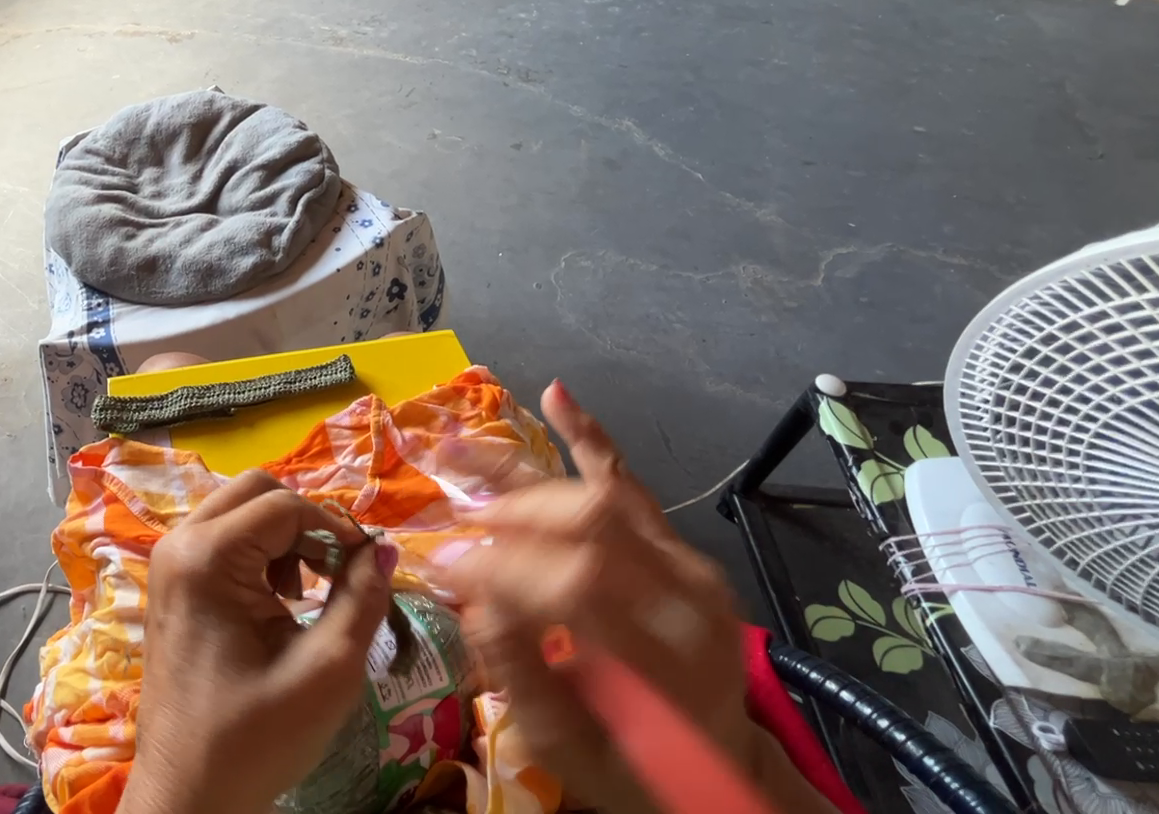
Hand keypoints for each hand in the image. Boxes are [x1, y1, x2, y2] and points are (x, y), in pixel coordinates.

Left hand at [121, 470, 395, 813]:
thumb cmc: (254, 740)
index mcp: (206, 558)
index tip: (365, 569)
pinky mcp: (174, 580)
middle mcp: (179, 543)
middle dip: (305, 523)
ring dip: (283, 537)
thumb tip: (384, 550)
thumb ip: (362, 600)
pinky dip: (261, 553)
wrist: (187, 797)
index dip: (334, 529)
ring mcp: (170, 560)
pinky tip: (278, 602)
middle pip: (257, 490)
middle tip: (335, 573)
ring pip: (241, 509)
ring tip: (305, 595)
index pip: (285, 506)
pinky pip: (224, 537)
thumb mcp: (326, 672)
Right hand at [440, 381, 752, 813]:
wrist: (716, 760)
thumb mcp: (565, 741)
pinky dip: (587, 435)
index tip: (441, 568)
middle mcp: (683, 594)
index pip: (573, 583)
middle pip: (584, 524)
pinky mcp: (677, 544)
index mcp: (663, 656)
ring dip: (518, 470)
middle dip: (506, 517)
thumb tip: (469, 590)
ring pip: (597, 491)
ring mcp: (684, 560)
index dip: (499, 566)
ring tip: (455, 450)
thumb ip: (517, 666)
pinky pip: (626, 481)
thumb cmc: (633, 764)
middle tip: (456, 526)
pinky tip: (556, 394)